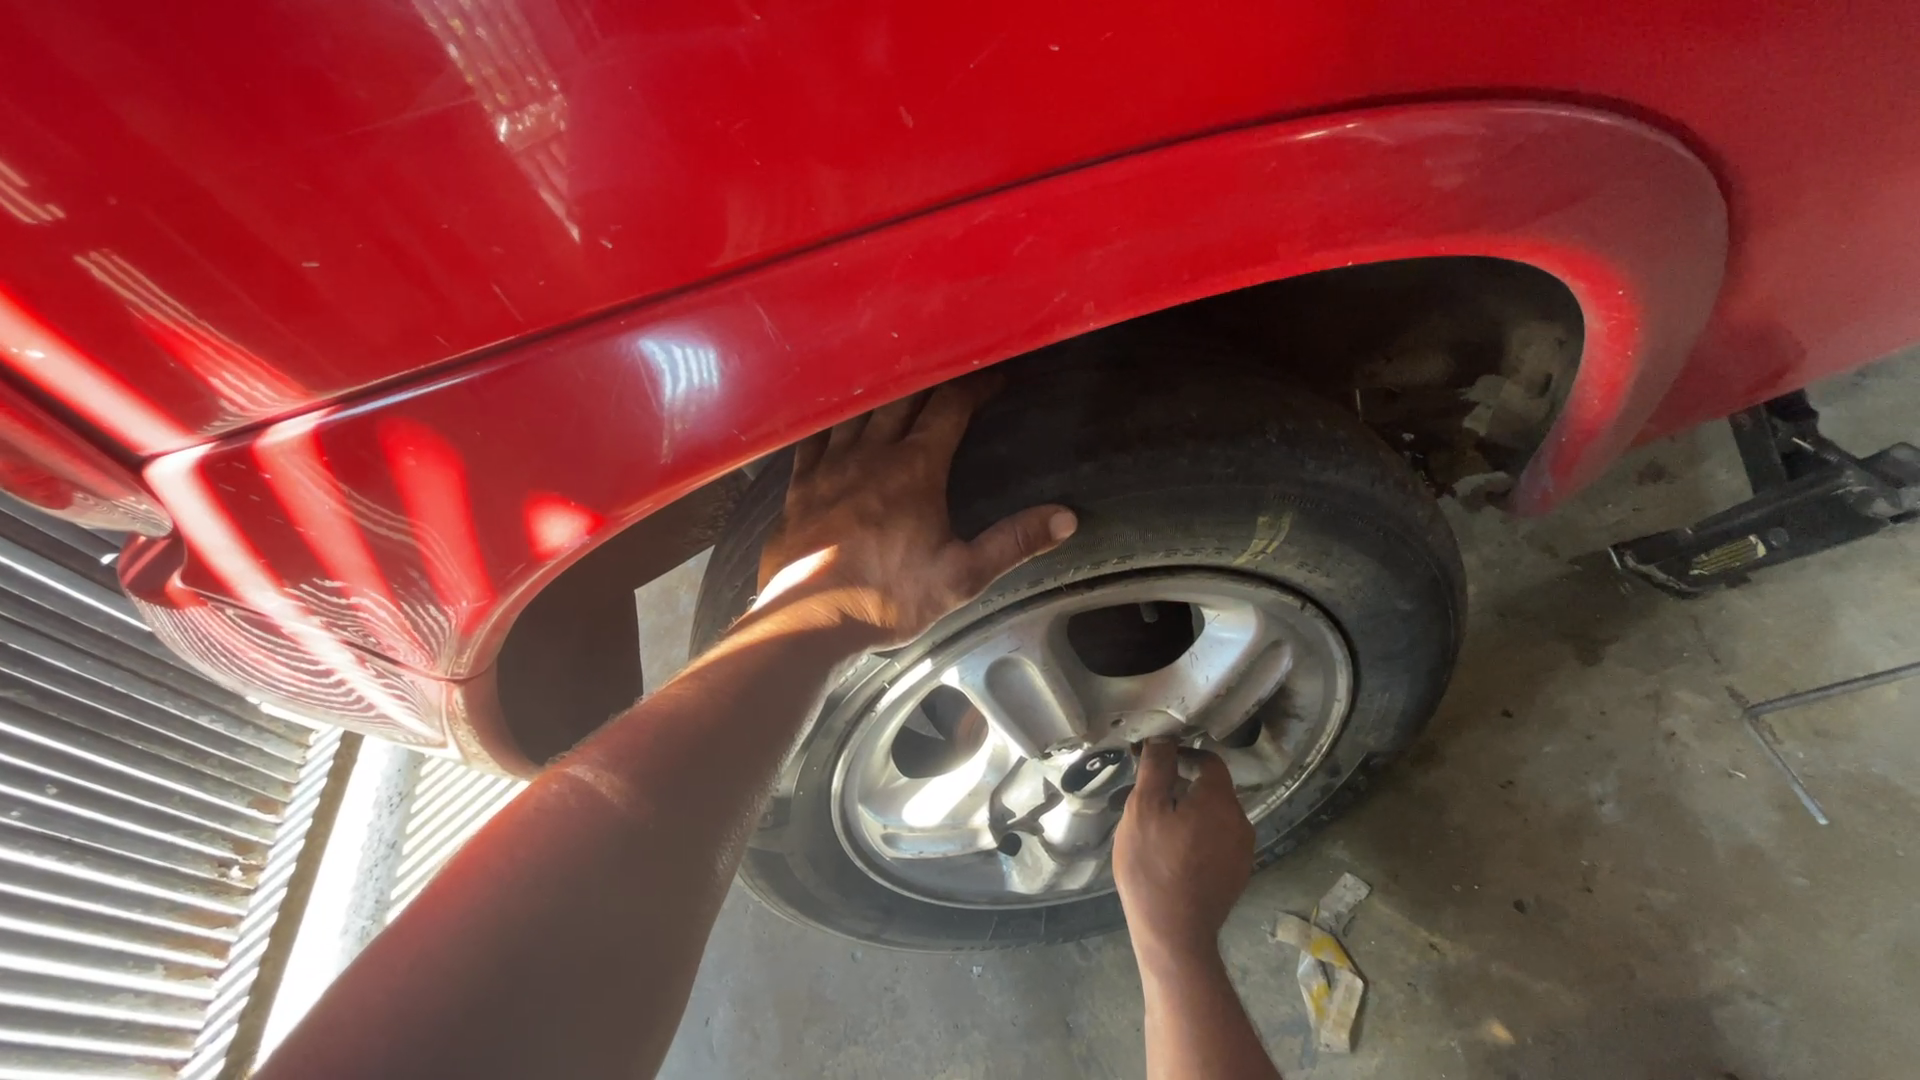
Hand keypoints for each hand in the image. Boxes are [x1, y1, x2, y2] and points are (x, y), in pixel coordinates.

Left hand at [754, 378, 1076, 647]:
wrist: (810, 620)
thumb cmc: (890, 598)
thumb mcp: (962, 577)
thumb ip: (1013, 542)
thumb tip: (1067, 518)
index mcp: (915, 468)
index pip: (951, 407)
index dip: (977, 386)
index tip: (996, 379)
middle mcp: (871, 453)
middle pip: (904, 397)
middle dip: (934, 378)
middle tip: (953, 373)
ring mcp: (830, 465)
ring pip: (859, 409)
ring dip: (883, 391)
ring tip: (900, 382)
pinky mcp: (800, 485)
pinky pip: (814, 435)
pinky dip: (830, 417)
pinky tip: (834, 413)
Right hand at [1114, 741, 1255, 967]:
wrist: (1174, 935)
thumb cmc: (1153, 866)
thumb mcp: (1144, 809)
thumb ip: (1157, 767)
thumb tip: (1165, 737)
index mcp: (1221, 801)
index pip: (1208, 760)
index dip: (1180, 755)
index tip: (1152, 762)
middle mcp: (1241, 822)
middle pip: (1210, 789)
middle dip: (1179, 786)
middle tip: (1145, 799)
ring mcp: (1242, 852)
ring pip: (1212, 816)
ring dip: (1186, 812)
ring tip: (1153, 828)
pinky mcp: (1237, 875)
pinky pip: (1215, 840)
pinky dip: (1195, 836)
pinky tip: (1170, 852)